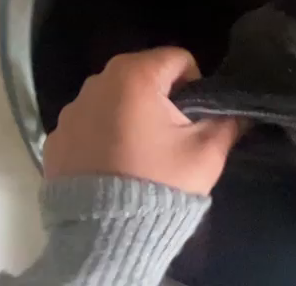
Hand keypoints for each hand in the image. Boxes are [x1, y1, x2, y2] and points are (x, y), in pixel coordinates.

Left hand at [44, 47, 242, 195]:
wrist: (105, 237)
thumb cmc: (159, 183)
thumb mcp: (206, 153)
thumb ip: (227, 122)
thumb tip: (240, 110)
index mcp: (135, 74)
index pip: (177, 59)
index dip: (194, 84)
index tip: (194, 118)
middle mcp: (98, 81)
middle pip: (143, 75)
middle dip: (160, 99)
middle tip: (169, 139)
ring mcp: (71, 109)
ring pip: (113, 99)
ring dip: (129, 115)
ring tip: (139, 156)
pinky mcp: (55, 137)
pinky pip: (88, 124)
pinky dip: (101, 136)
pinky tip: (111, 166)